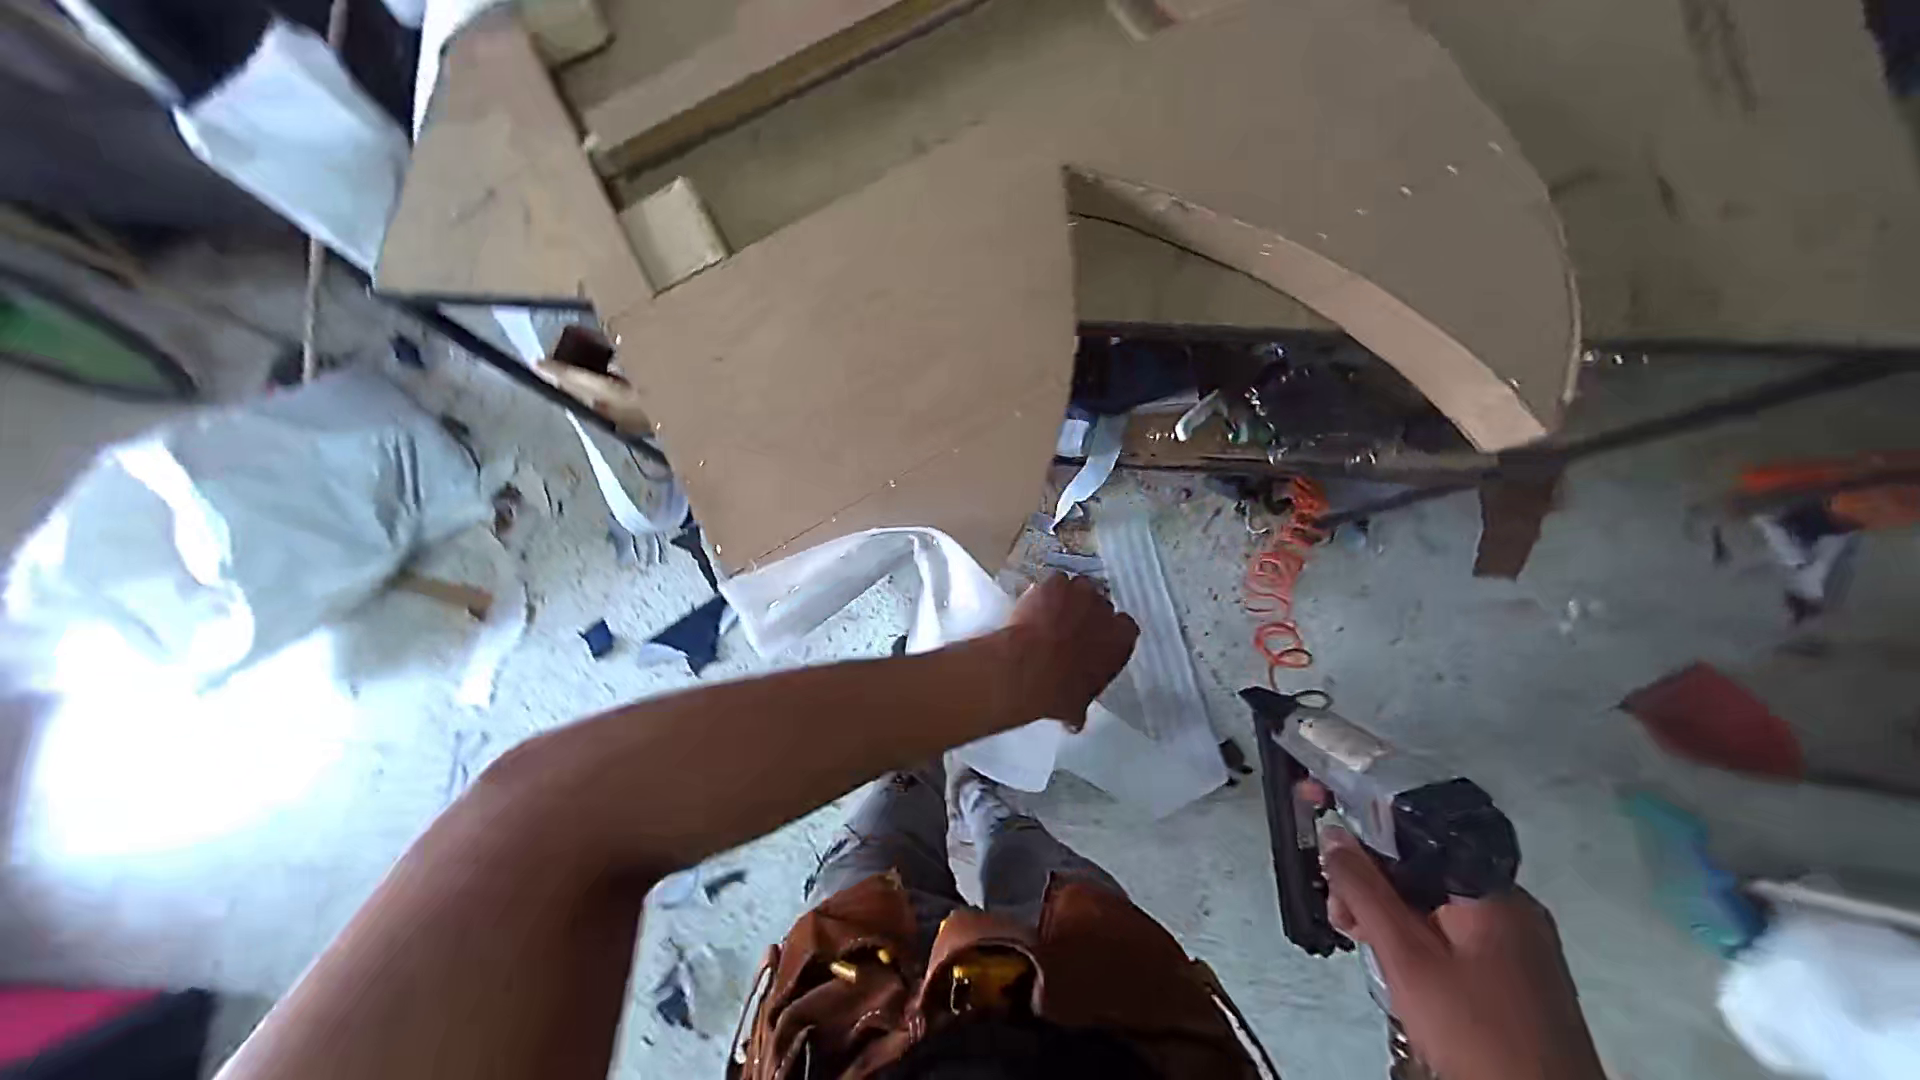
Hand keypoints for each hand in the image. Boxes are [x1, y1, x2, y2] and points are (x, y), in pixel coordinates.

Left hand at [1000, 574, 1137, 727]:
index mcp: (1120, 640)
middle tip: (1067, 627)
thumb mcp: (1076, 705)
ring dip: (1068, 598)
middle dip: (1087, 613)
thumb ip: (1081, 704)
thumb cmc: (1057, 690)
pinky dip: (1046, 590)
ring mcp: (1080, 593)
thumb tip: (1074, 719)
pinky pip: (1054, 581)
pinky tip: (1035, 604)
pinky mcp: (1055, 583)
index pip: (1125, 628)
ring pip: (1079, 587)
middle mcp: (1106, 611)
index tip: (1095, 638)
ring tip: (1050, 613)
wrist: (1027, 669)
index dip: (1108, 631)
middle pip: (1101, 604)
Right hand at [1321, 827, 1605, 1079]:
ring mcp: (1514, 941)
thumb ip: (1363, 889)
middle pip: (1421, 868)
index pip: (1416, 834)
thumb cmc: (1472, 1029)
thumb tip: (1333, 833)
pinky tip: (1391, 960)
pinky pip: (1449, 930)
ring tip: (1357, 938)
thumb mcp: (1404, 955)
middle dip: (1370, 883)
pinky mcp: (1512, 972)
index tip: (1327, 848)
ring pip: (1431, 900)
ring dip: (1385, 911)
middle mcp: (1508, 905)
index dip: (1365, 833)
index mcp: (1491, 891)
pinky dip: (1412, 934)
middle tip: (1341, 916)